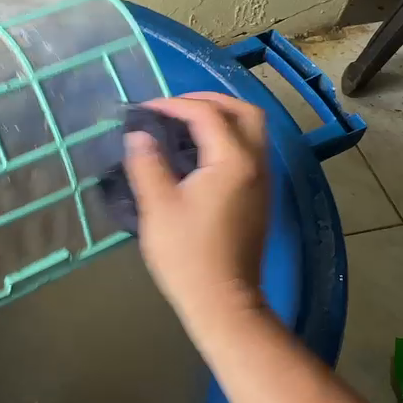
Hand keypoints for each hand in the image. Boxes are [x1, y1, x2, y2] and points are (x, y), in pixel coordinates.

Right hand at [123, 92, 271, 321]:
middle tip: (174, 107)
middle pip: (243, 111)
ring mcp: (263, 181)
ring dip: (221, 117)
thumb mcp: (158, 207)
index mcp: (233, 160)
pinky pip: (250, 150)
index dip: (173, 105)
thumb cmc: (187, 255)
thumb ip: (148, 163)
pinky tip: (199, 153)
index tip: (144, 111)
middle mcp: (256, 163)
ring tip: (184, 124)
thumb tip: (139, 135)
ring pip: (252, 130)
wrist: (223, 302)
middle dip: (208, 101)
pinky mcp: (260, 197)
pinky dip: (228, 137)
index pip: (207, 114)